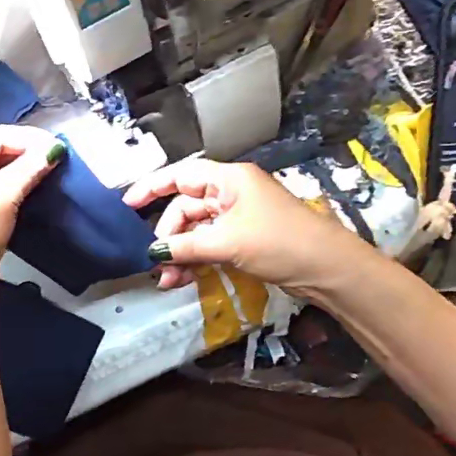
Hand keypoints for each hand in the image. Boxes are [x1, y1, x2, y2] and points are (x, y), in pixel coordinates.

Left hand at [0, 124, 63, 296]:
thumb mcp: (3, 195)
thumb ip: (30, 167)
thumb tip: (56, 148)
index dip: (26, 138)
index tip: (58, 146)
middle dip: (21, 150)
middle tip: (53, 156)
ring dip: (16, 166)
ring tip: (45, 169)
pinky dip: (6, 182)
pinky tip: (27, 185)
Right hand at [122, 158, 368, 296]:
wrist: (329, 268)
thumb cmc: (279, 242)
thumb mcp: (227, 243)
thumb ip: (186, 247)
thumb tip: (153, 254)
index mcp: (229, 179)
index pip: (180, 175)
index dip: (151, 187)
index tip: (127, 205)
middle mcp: (231, 192)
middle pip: (186, 207)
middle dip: (169, 236)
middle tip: (158, 263)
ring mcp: (239, 216)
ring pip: (196, 230)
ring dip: (180, 254)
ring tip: (169, 281)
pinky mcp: (245, 238)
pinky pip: (210, 244)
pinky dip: (196, 259)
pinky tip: (184, 279)